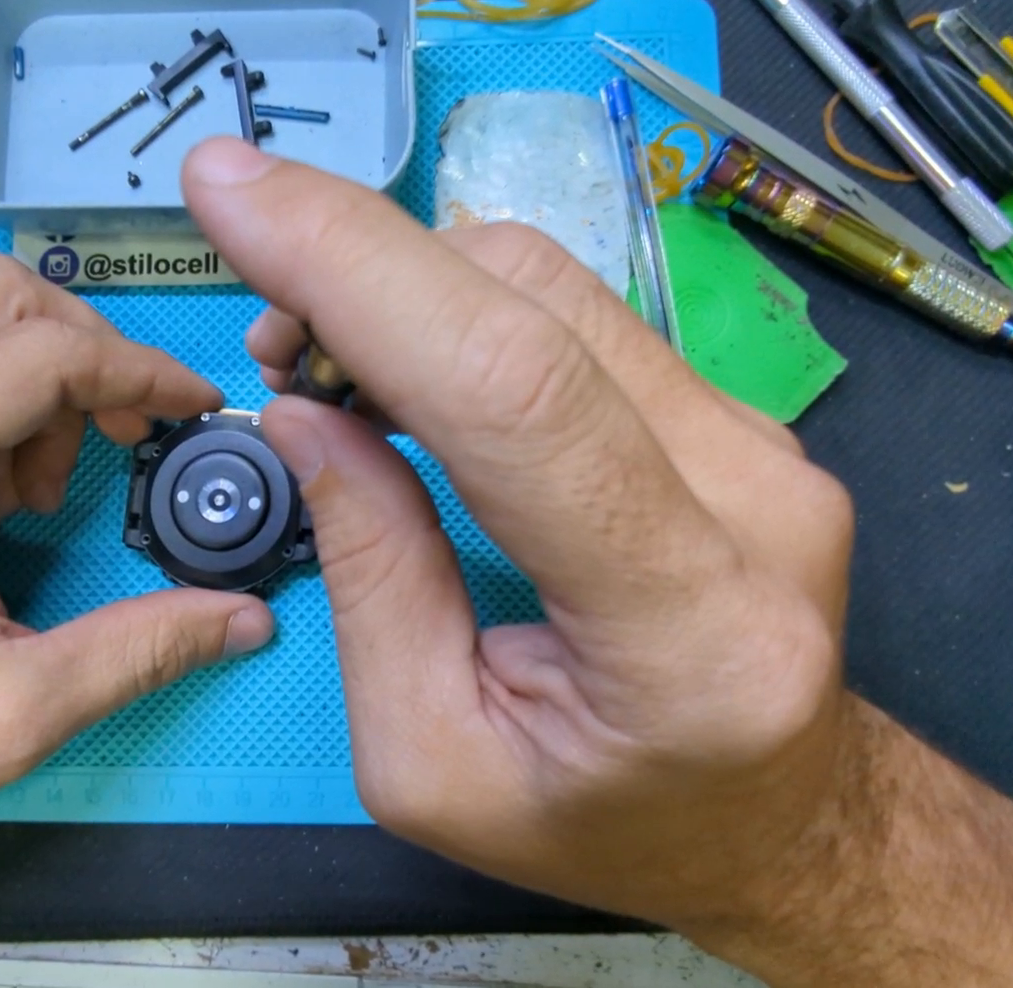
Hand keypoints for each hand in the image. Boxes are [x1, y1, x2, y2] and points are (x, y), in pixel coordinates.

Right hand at [183, 139, 855, 931]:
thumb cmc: (608, 821)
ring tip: (330, 363)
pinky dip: (465, 314)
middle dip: (362, 275)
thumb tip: (308, 417)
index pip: (514, 391)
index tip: (231, 191)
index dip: (359, 272)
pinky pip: (578, 319)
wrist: (781, 818)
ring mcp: (757, 442)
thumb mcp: (433, 760)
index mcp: (680, 628)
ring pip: (553, 288)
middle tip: (273, 340)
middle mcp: (751, 502)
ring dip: (411, 291)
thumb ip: (370, 582)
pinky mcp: (734, 417)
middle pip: (532, 309)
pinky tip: (409, 368)